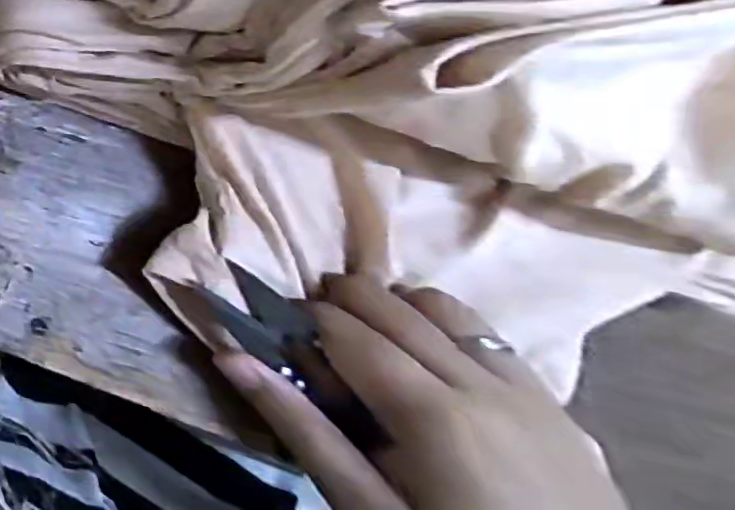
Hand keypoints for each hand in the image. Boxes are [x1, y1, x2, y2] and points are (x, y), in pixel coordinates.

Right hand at [215, 276, 625, 509]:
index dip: (300, 320)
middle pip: (388, 301)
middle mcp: (482, 384)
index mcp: (431, 410)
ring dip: (394, 308)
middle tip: (314, 337)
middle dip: (337, 301)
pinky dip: (444, 330)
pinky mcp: (562, 411)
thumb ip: (300, 427)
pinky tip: (430, 369)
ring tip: (371, 344)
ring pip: (442, 306)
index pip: (341, 324)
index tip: (282, 343)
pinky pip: (490, 338)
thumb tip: (227, 356)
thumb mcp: (366, 508)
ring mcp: (531, 395)